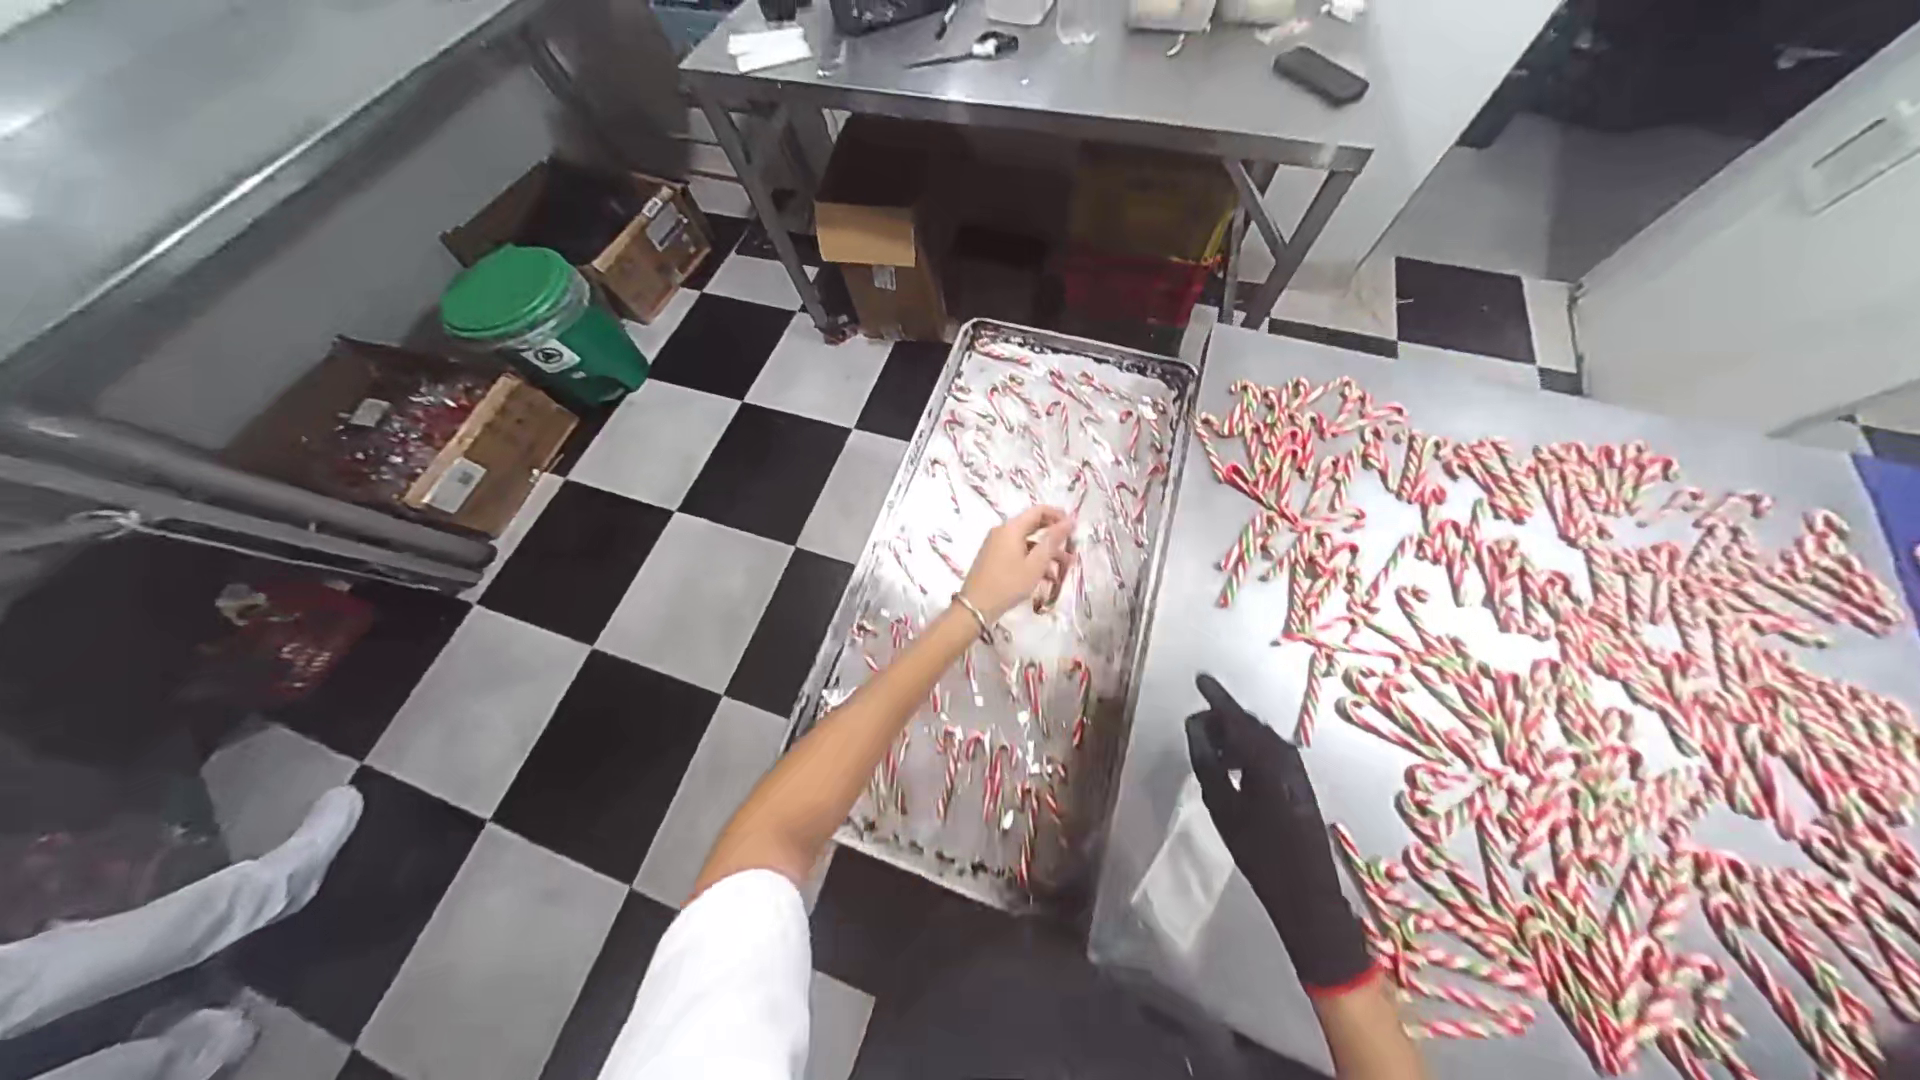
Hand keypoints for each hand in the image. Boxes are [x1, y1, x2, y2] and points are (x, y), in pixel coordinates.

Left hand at [959, 505, 1073, 621]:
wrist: (975, 606)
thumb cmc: (1008, 584)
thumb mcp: (1035, 564)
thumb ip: (1053, 540)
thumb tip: (1069, 521)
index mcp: (1012, 528)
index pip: (1039, 511)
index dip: (1058, 516)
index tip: (1074, 529)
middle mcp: (1002, 531)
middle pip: (1033, 525)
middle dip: (1054, 537)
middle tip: (1071, 549)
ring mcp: (996, 544)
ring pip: (1027, 542)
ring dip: (1046, 552)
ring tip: (1063, 568)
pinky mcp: (994, 557)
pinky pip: (1017, 551)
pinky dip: (1032, 559)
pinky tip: (1046, 576)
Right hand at [1185, 673, 1374, 995]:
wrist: (1308, 893)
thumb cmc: (1259, 851)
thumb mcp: (1222, 806)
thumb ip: (1207, 762)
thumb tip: (1196, 727)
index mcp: (1266, 758)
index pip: (1236, 717)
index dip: (1216, 696)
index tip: (1200, 679)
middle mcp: (1285, 755)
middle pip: (1248, 724)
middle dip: (1222, 718)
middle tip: (1197, 725)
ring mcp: (1296, 769)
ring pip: (1258, 738)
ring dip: (1234, 736)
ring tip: (1210, 748)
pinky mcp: (1298, 782)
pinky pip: (1267, 752)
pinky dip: (1247, 750)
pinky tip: (1232, 766)